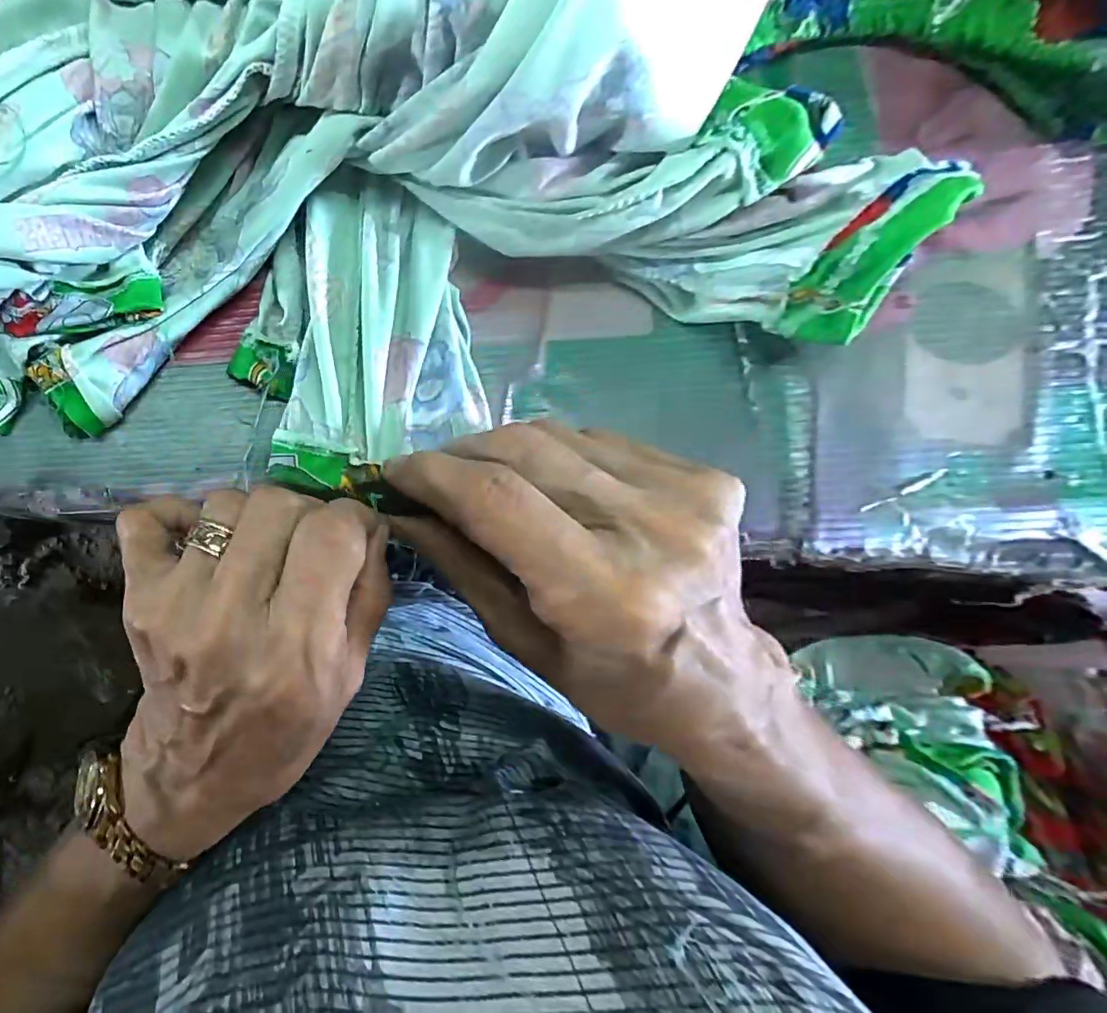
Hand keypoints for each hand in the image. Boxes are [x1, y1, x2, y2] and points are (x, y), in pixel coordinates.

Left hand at [113, 488, 390, 860]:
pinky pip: (145, 518)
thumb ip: (366, 594)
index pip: (330, 533)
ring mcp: (176, 603)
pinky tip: (194, 539)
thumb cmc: (283, 730)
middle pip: (275, 504)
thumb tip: (366, 522)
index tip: (348, 534)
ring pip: (223, 503)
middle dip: (302, 513)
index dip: (350, 520)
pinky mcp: (138, 596)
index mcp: (297, 647)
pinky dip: (172, 514)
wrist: (195, 765)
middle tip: (299, 543)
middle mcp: (233, 618)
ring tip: (251, 550)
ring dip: (247, 517)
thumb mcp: (349, 678)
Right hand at [383, 421, 794, 764]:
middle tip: (425, 474)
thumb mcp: (517, 637)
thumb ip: (459, 564)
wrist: (724, 683)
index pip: (495, 498)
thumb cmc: (608, 680)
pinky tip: (538, 480)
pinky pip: (593, 440)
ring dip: (495, 448)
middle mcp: (652, 531)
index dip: (433, 474)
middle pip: (520, 451)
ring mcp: (687, 496)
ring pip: (553, 435)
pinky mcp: (705, 477)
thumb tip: (399, 511)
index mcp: (603, 591)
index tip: (394, 472)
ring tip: (473, 474)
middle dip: (456, 455)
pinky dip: (546, 453)